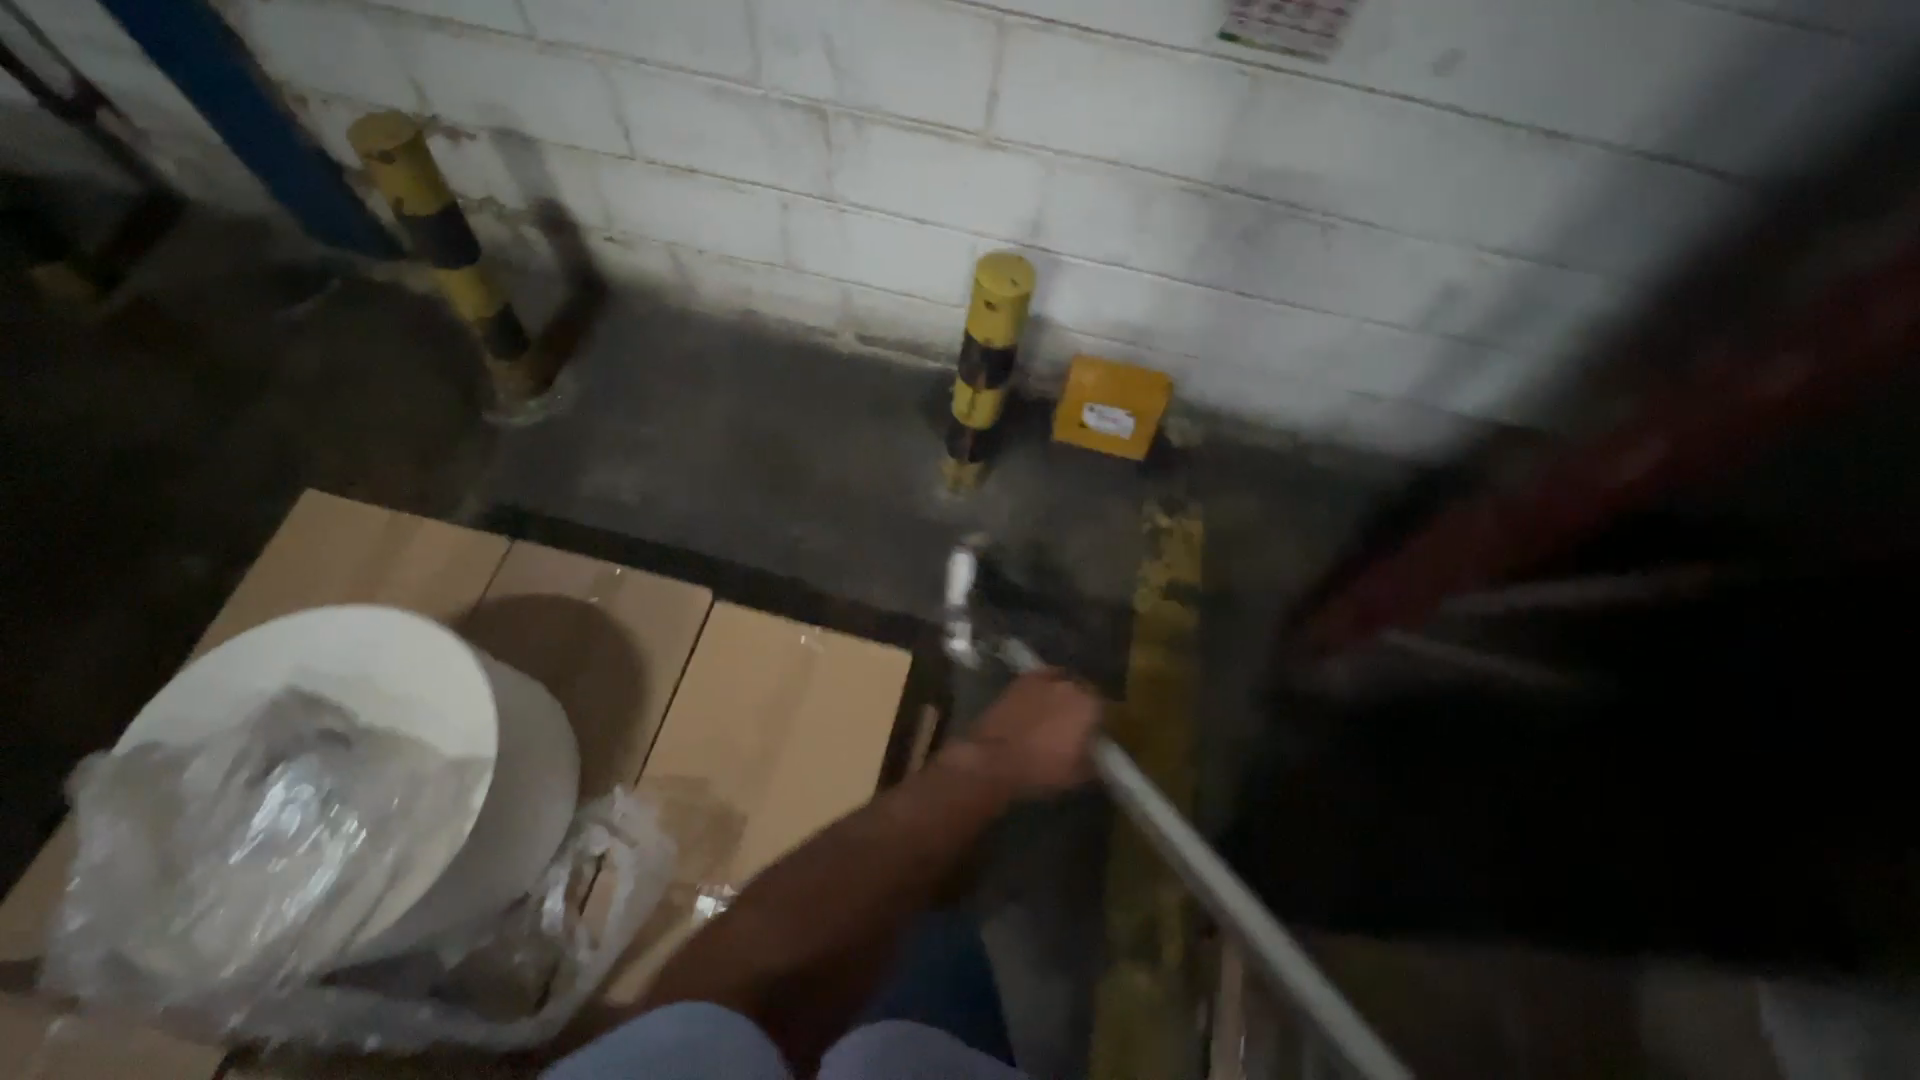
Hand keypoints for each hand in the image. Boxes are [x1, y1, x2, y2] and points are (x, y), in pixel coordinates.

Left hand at [950, 670, 1102, 794]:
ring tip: (1053, 713)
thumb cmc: (1042, 770)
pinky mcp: (1019, 680)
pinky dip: (1040, 688)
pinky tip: (1036, 700)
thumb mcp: (1079, 776)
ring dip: (1061, 694)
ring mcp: (1043, 679)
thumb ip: (1095, 761)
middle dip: (1081, 705)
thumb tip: (1096, 756)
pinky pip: (1039, 680)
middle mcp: (1070, 685)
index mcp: (1090, 705)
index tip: (1094, 733)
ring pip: (1061, 682)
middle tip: (1075, 724)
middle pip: (1083, 691)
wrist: (994, 760)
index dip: (1100, 720)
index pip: (1105, 707)